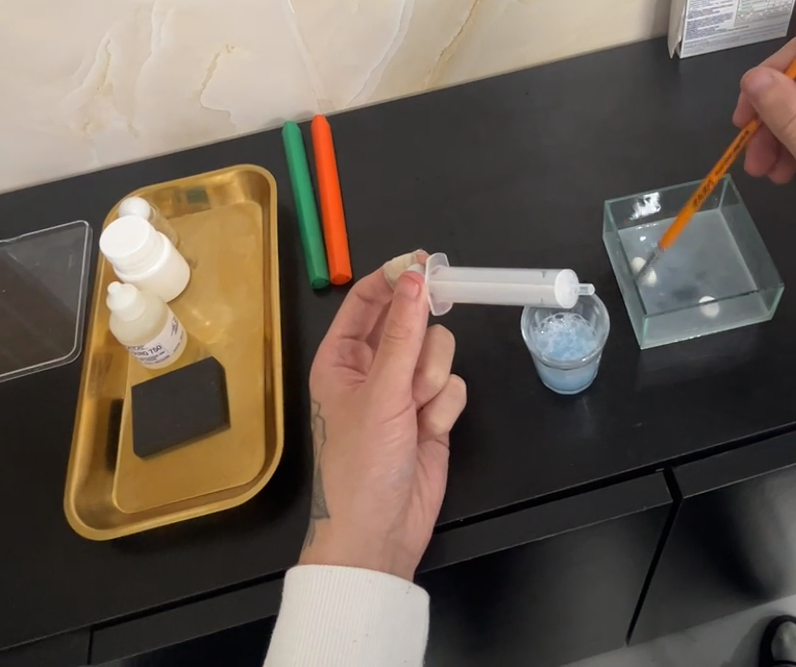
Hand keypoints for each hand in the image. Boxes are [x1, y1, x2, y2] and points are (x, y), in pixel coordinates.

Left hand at [300, 254, 467, 579]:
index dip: (394, 278)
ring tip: (415, 413)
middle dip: (420, 342)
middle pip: (412, 321)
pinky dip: (444, 407)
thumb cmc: (360, 464)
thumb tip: (415, 278)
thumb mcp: (381, 393)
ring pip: (438, 351)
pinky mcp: (433, 412)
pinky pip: (453, 384)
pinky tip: (429, 433)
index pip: (367, 300)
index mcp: (342, 356)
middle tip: (423, 346)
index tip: (424, 261)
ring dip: (432, 381)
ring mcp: (405, 390)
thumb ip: (404, 332)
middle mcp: (374, 367)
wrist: (380, 534)